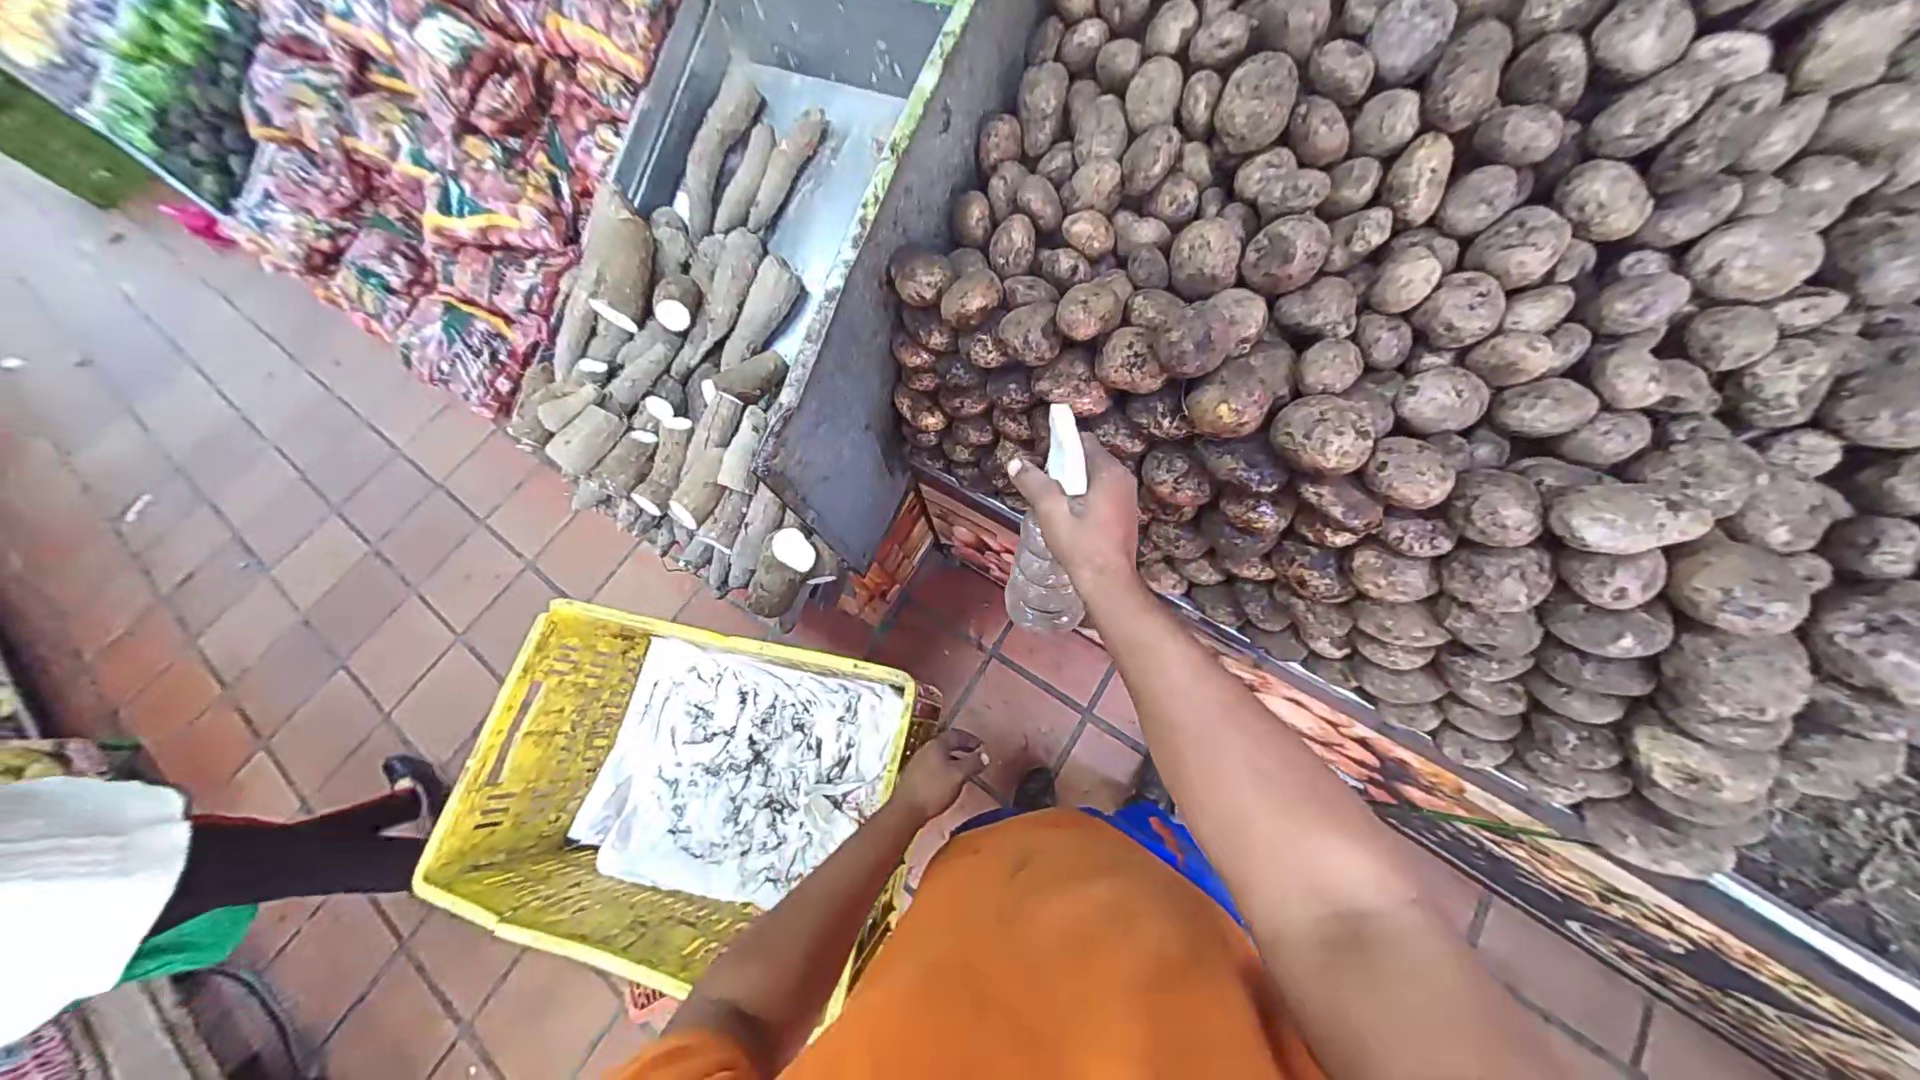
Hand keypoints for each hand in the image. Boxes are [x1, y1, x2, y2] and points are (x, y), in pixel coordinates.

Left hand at [892, 728, 988, 821]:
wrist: (906, 809)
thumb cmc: (934, 789)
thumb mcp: (959, 775)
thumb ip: (973, 763)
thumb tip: (985, 754)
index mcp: (937, 744)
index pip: (956, 734)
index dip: (970, 738)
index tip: (981, 746)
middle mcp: (926, 749)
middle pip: (947, 743)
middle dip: (962, 748)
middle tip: (975, 754)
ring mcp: (917, 762)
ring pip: (940, 755)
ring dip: (954, 758)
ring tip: (965, 768)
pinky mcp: (913, 775)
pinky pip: (933, 765)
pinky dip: (945, 767)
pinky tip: (948, 780)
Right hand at [1008, 433, 1140, 591]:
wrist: (1108, 583)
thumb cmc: (1081, 546)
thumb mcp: (1051, 512)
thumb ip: (1033, 483)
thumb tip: (1015, 463)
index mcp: (1109, 472)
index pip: (1082, 442)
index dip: (1059, 447)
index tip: (1040, 465)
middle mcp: (1123, 479)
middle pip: (1088, 459)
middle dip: (1064, 467)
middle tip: (1043, 487)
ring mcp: (1127, 497)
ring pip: (1094, 477)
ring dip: (1073, 484)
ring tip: (1053, 503)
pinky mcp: (1125, 514)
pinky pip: (1102, 493)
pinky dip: (1084, 496)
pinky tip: (1070, 516)